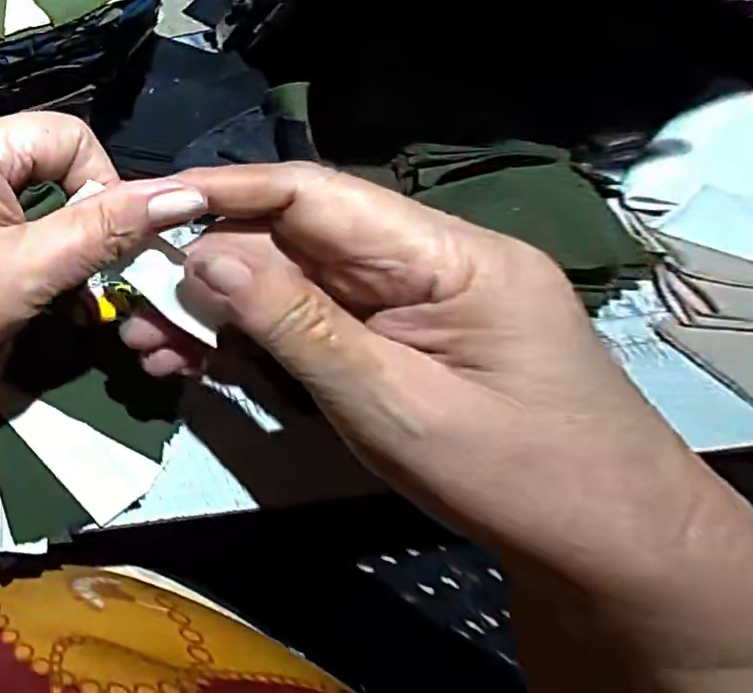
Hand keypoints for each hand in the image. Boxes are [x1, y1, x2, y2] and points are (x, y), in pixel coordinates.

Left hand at [0, 112, 206, 432]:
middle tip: (83, 265)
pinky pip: (9, 200)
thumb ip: (107, 228)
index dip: (100, 184)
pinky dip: (33, 232)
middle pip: (52, 155)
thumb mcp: (33, 269)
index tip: (101, 244)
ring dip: (59, 227)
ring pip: (35, 181)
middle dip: (80, 209)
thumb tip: (184, 195)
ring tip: (57, 274)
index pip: (69, 135)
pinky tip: (33, 270)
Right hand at [128, 162, 752, 598]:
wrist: (615, 562)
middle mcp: (408, 256)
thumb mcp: (398, 405)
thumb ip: (296, 324)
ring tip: (150, 344)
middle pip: (282, 235)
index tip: (152, 205)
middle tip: (137, 300)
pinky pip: (289, 317)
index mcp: (441, 252)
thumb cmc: (526, 481)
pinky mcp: (371, 329)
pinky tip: (191, 362)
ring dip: (210, 308)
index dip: (226, 189)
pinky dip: (237, 337)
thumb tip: (204, 255)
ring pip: (274, 277)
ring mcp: (388, 294)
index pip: (314, 192)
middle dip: (202, 265)